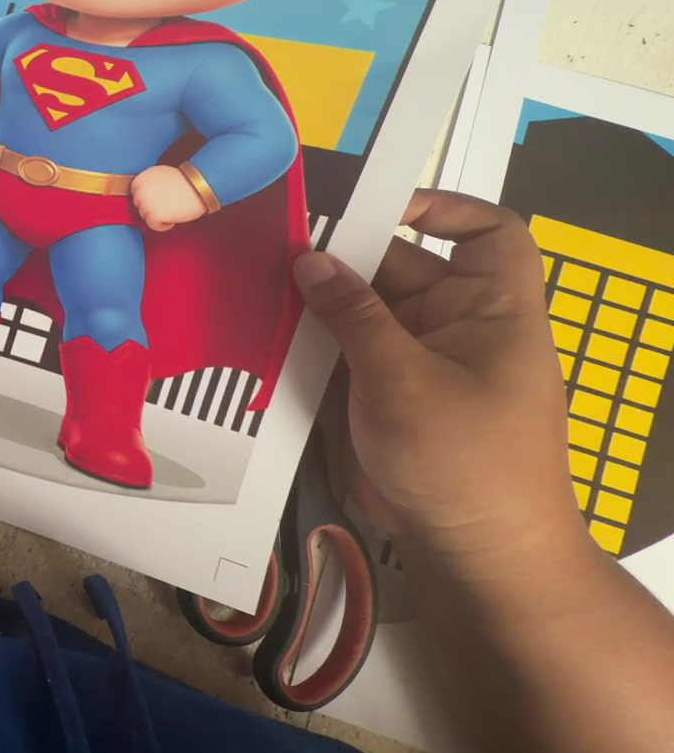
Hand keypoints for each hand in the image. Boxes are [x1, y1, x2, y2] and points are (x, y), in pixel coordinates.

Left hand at [131, 164, 208, 230]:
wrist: (202, 186)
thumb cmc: (187, 181)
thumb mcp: (162, 175)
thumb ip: (149, 183)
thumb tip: (142, 194)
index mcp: (142, 178)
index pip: (136, 193)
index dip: (148, 198)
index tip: (159, 199)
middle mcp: (140, 190)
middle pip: (139, 205)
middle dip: (152, 207)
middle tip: (169, 205)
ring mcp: (145, 203)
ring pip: (145, 216)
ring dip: (158, 216)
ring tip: (173, 210)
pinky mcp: (153, 214)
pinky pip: (152, 225)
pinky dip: (163, 225)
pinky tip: (173, 219)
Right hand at [294, 190, 579, 576]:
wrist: (463, 546)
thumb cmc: (463, 462)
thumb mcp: (405, 381)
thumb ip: (354, 316)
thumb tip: (311, 260)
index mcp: (492, 314)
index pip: (489, 235)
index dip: (441, 208)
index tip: (374, 206)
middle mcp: (451, 325)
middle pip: (398, 265)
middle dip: (344, 257)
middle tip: (280, 253)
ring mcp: (408, 355)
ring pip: (356, 304)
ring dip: (313, 298)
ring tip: (261, 288)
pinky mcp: (372, 383)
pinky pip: (334, 342)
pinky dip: (303, 333)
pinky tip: (265, 329)